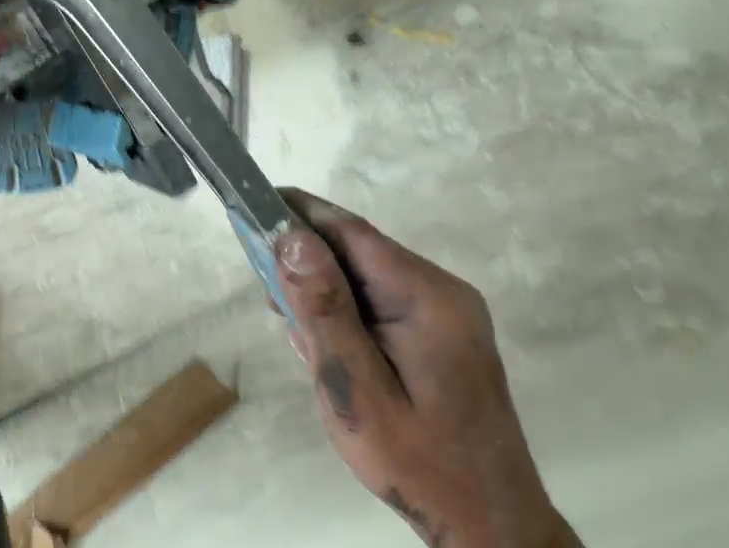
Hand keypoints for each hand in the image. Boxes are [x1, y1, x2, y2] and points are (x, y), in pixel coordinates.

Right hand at [275, 190, 579, 547]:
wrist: (486, 524)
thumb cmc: (415, 459)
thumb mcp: (355, 387)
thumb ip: (323, 310)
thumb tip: (290, 236)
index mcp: (427, 298)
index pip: (348, 230)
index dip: (292, 213)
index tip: (242, 211)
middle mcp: (442, 291)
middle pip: (352, 248)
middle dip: (302, 264)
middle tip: (271, 304)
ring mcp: (443, 311)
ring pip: (358, 273)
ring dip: (319, 293)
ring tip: (301, 338)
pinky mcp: (436, 330)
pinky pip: (373, 298)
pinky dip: (339, 312)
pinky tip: (329, 351)